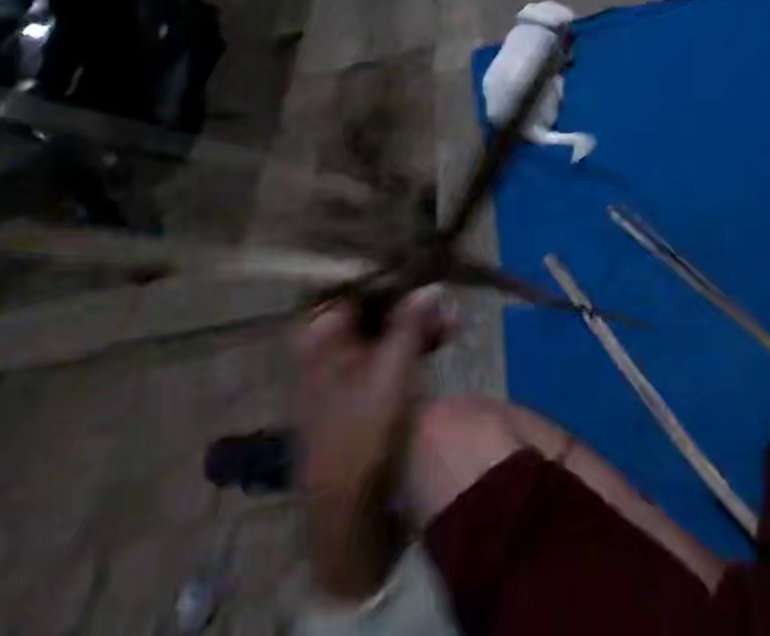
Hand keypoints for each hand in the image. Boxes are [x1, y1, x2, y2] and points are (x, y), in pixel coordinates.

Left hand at [294, 287, 450, 601]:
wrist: (345, 506)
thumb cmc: (361, 430)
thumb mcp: (390, 371)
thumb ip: (410, 324)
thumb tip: (431, 285)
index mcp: (317, 334)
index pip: (347, 283)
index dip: (382, 272)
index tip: (415, 263)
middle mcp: (323, 346)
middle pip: (366, 308)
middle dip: (407, 301)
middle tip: (444, 298)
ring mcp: (339, 369)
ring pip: (379, 331)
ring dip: (414, 324)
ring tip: (453, 322)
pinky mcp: (356, 390)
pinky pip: (383, 354)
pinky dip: (409, 346)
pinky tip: (440, 340)